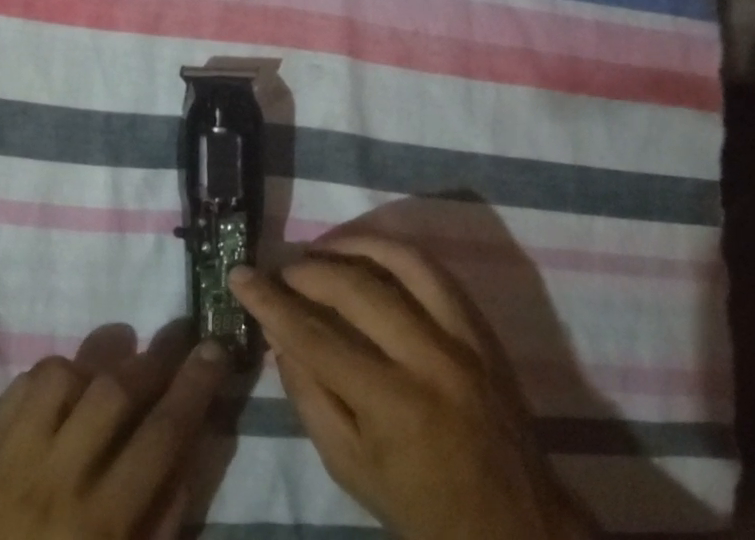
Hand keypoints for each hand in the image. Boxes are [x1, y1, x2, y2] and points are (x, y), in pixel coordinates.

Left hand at [0, 337, 231, 539]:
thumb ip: (164, 514)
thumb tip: (193, 443)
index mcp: (103, 521)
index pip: (160, 435)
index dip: (194, 386)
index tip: (216, 349)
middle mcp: (58, 478)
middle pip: (112, 392)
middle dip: (154, 357)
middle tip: (178, 335)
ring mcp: (13, 457)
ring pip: (60, 376)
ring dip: (96, 359)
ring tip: (119, 355)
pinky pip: (18, 387)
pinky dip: (49, 373)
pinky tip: (68, 380)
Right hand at [230, 236, 591, 539]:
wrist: (514, 525)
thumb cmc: (420, 505)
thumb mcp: (347, 465)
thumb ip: (308, 394)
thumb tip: (278, 334)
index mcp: (392, 404)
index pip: (315, 335)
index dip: (270, 302)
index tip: (240, 277)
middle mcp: (431, 359)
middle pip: (357, 287)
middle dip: (307, 270)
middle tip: (278, 270)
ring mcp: (465, 340)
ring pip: (406, 262)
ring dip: (355, 244)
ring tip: (321, 249)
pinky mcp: (485, 333)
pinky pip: (439, 274)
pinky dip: (398, 255)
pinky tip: (369, 256)